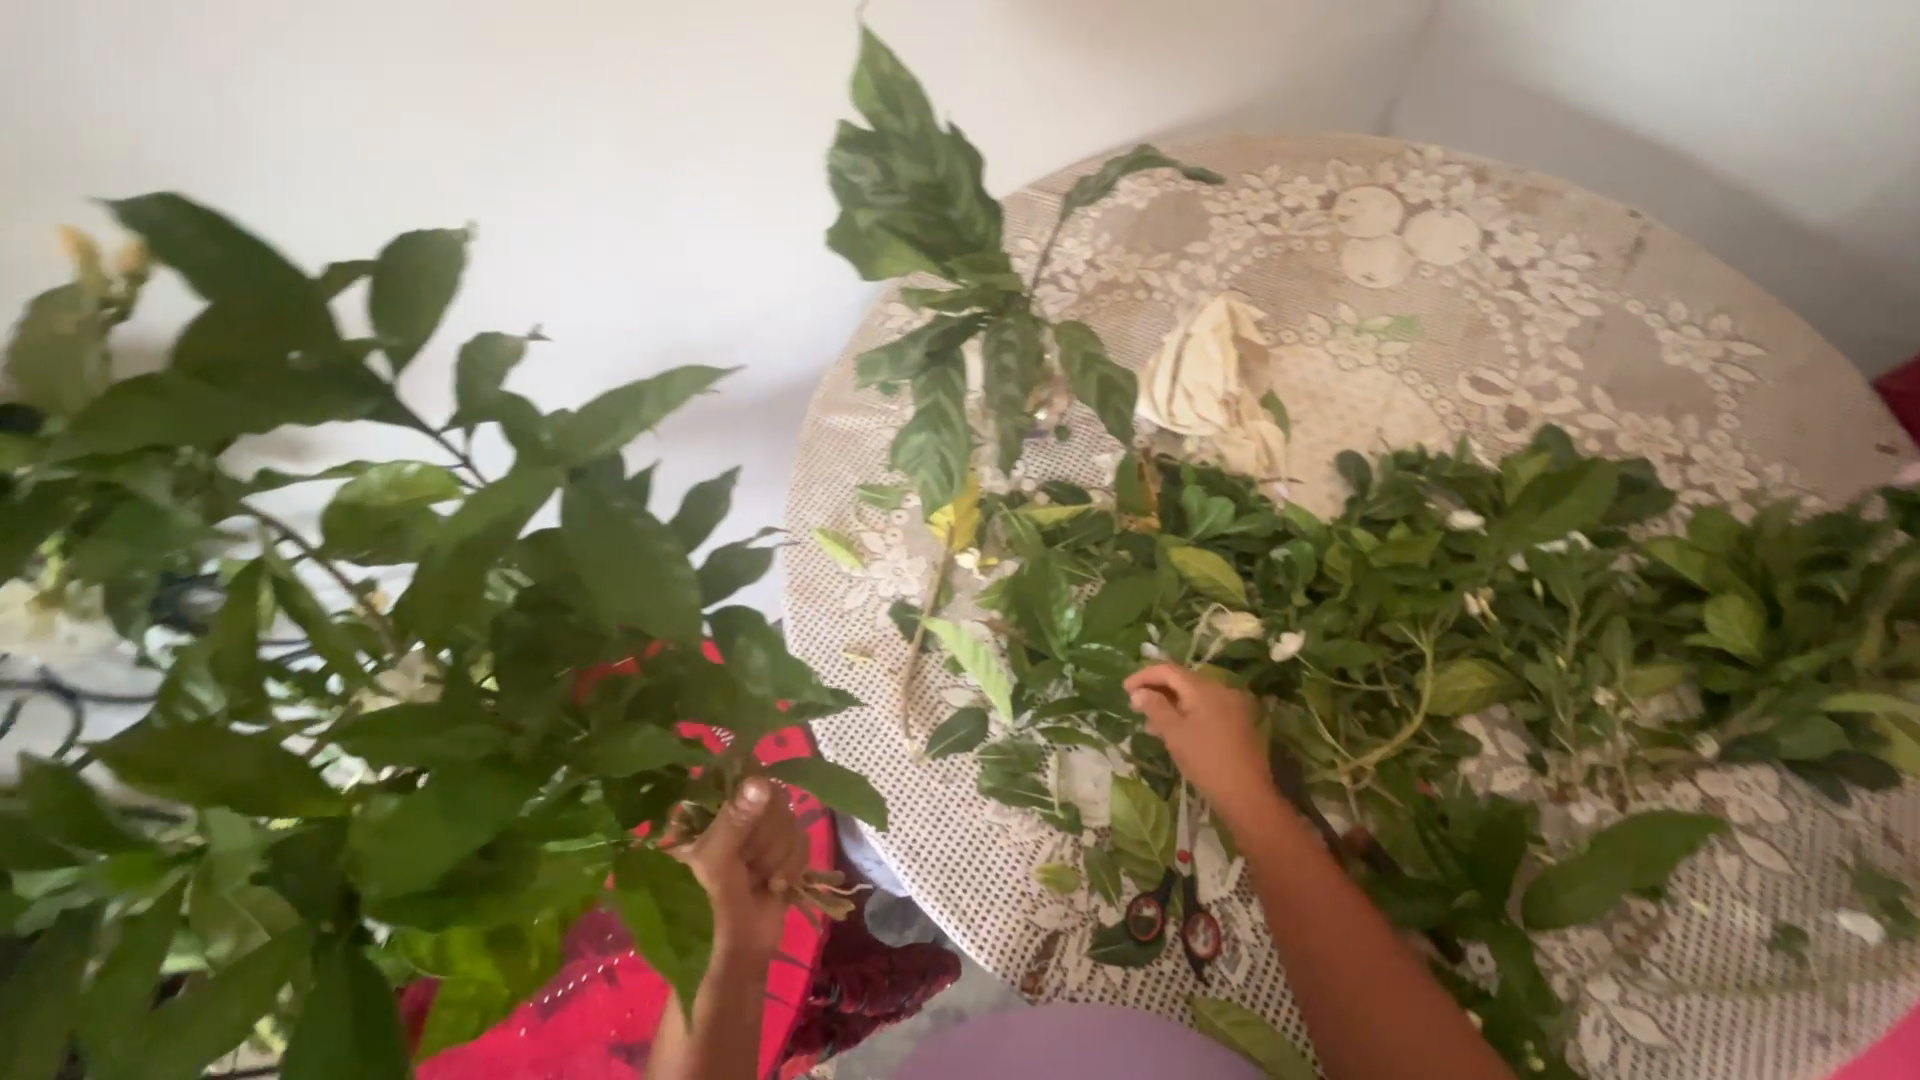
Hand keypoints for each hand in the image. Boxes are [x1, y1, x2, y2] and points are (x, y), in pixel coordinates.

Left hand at [676, 777, 806, 958]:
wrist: (738, 954)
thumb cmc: (709, 908)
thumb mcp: (713, 862)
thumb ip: (736, 820)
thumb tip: (761, 781)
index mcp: (703, 812)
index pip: (736, 777)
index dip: (750, 794)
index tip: (748, 822)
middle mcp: (733, 816)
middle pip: (770, 795)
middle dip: (766, 836)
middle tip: (749, 863)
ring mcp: (758, 833)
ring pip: (789, 817)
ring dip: (778, 855)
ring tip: (761, 879)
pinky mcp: (782, 850)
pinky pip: (801, 837)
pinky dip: (792, 864)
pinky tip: (776, 884)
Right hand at [1125, 664, 1281, 829]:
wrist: (1246, 794)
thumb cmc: (1205, 761)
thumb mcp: (1174, 733)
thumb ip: (1155, 707)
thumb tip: (1139, 692)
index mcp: (1204, 688)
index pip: (1169, 670)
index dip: (1144, 676)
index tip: (1124, 689)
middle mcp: (1220, 690)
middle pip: (1182, 680)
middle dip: (1156, 690)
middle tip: (1134, 705)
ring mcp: (1231, 706)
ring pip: (1193, 696)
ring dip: (1169, 704)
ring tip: (1148, 722)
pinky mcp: (1236, 722)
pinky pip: (1205, 709)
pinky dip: (1185, 713)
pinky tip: (1172, 730)